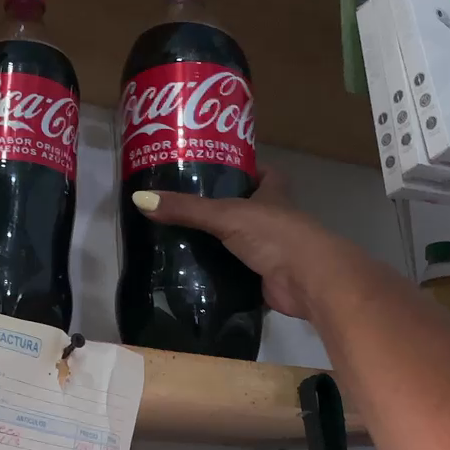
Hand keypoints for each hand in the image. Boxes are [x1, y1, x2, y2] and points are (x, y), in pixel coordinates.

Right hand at [128, 166, 365, 321]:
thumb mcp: (226, 214)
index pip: (263, 173)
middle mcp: (276, 220)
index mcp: (274, 195)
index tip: (215, 170)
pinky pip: (238, 274)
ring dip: (218, 244)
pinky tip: (194, 275)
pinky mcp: (266, 279)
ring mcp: (273, 251)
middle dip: (222, 209)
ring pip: (241, 243)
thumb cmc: (275, 235)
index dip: (245, 169)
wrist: (309, 281)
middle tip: (184, 208)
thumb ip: (186, 209)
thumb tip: (139, 199)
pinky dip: (220, 276)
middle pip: (248, 208)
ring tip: (179, 240)